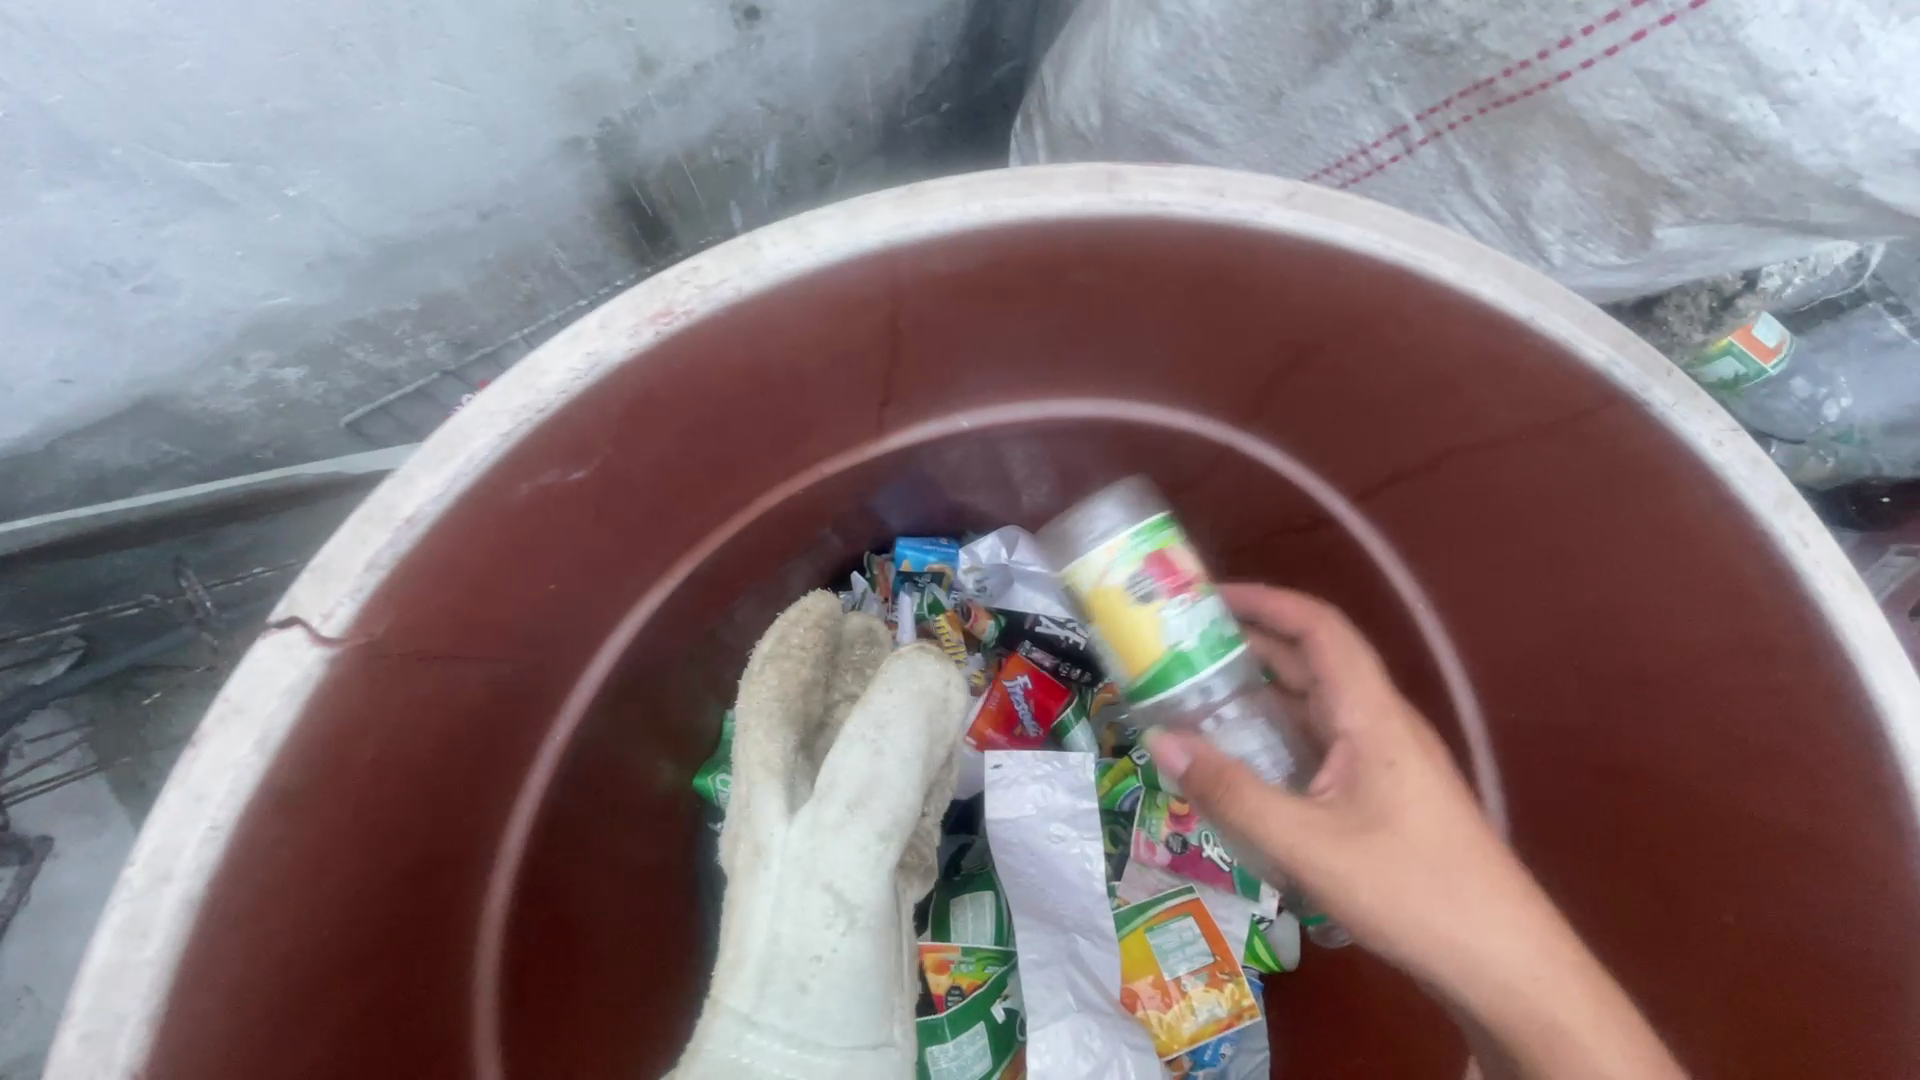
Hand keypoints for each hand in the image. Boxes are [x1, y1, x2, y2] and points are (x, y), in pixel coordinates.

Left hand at [671, 592, 969, 1079]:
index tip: (832, 602)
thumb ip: (883, 751)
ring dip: (893, 723)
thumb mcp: (841, 843)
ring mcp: (837, 856)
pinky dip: (919, 790)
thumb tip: (934, 668)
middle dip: (851, 671)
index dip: (799, 642)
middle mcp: (800, 813)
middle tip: (887, 636)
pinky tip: (937, 787)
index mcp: (773, 790)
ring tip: (926, 695)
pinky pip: (899, 819)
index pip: (775, 691)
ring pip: (865, 764)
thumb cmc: (813, 957)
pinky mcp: (874, 895)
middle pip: (824, 719)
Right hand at [1145, 585, 1685, 1079]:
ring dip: (1258, 690)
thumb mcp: (1307, 845)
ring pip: (1312, 703)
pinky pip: (1316, 742)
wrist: (1506, 966)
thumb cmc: (1412, 891)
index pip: (1319, 628)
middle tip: (1180, 644)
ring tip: (1192, 690)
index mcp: (1371, 714)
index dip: (1265, 601)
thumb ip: (1230, 792)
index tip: (1206, 597)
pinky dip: (1273, 733)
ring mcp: (1381, 757)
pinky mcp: (1379, 790)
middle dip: (1248, 642)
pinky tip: (1237, 754)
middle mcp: (1377, 722)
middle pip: (1310, 660)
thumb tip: (1158, 740)